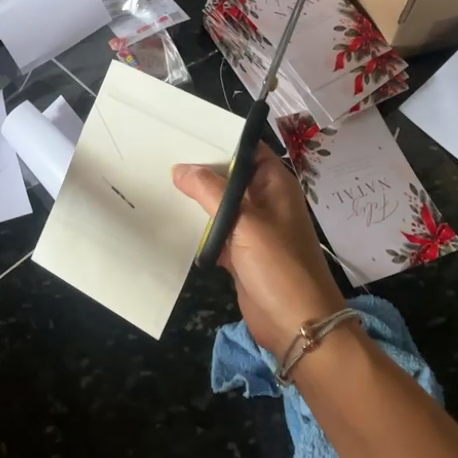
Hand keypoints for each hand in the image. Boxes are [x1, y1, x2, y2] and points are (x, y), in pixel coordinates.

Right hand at [175, 146, 345, 354]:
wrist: (298, 325)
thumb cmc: (280, 266)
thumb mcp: (244, 222)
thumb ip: (211, 191)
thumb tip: (180, 169)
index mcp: (275, 184)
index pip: (247, 149)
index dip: (220, 140)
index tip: (184, 132)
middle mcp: (264, 201)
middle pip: (229, 177)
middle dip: (200, 170)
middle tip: (161, 157)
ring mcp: (253, 228)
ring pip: (219, 205)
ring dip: (195, 201)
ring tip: (158, 184)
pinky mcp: (240, 253)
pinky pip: (215, 232)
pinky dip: (198, 230)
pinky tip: (171, 222)